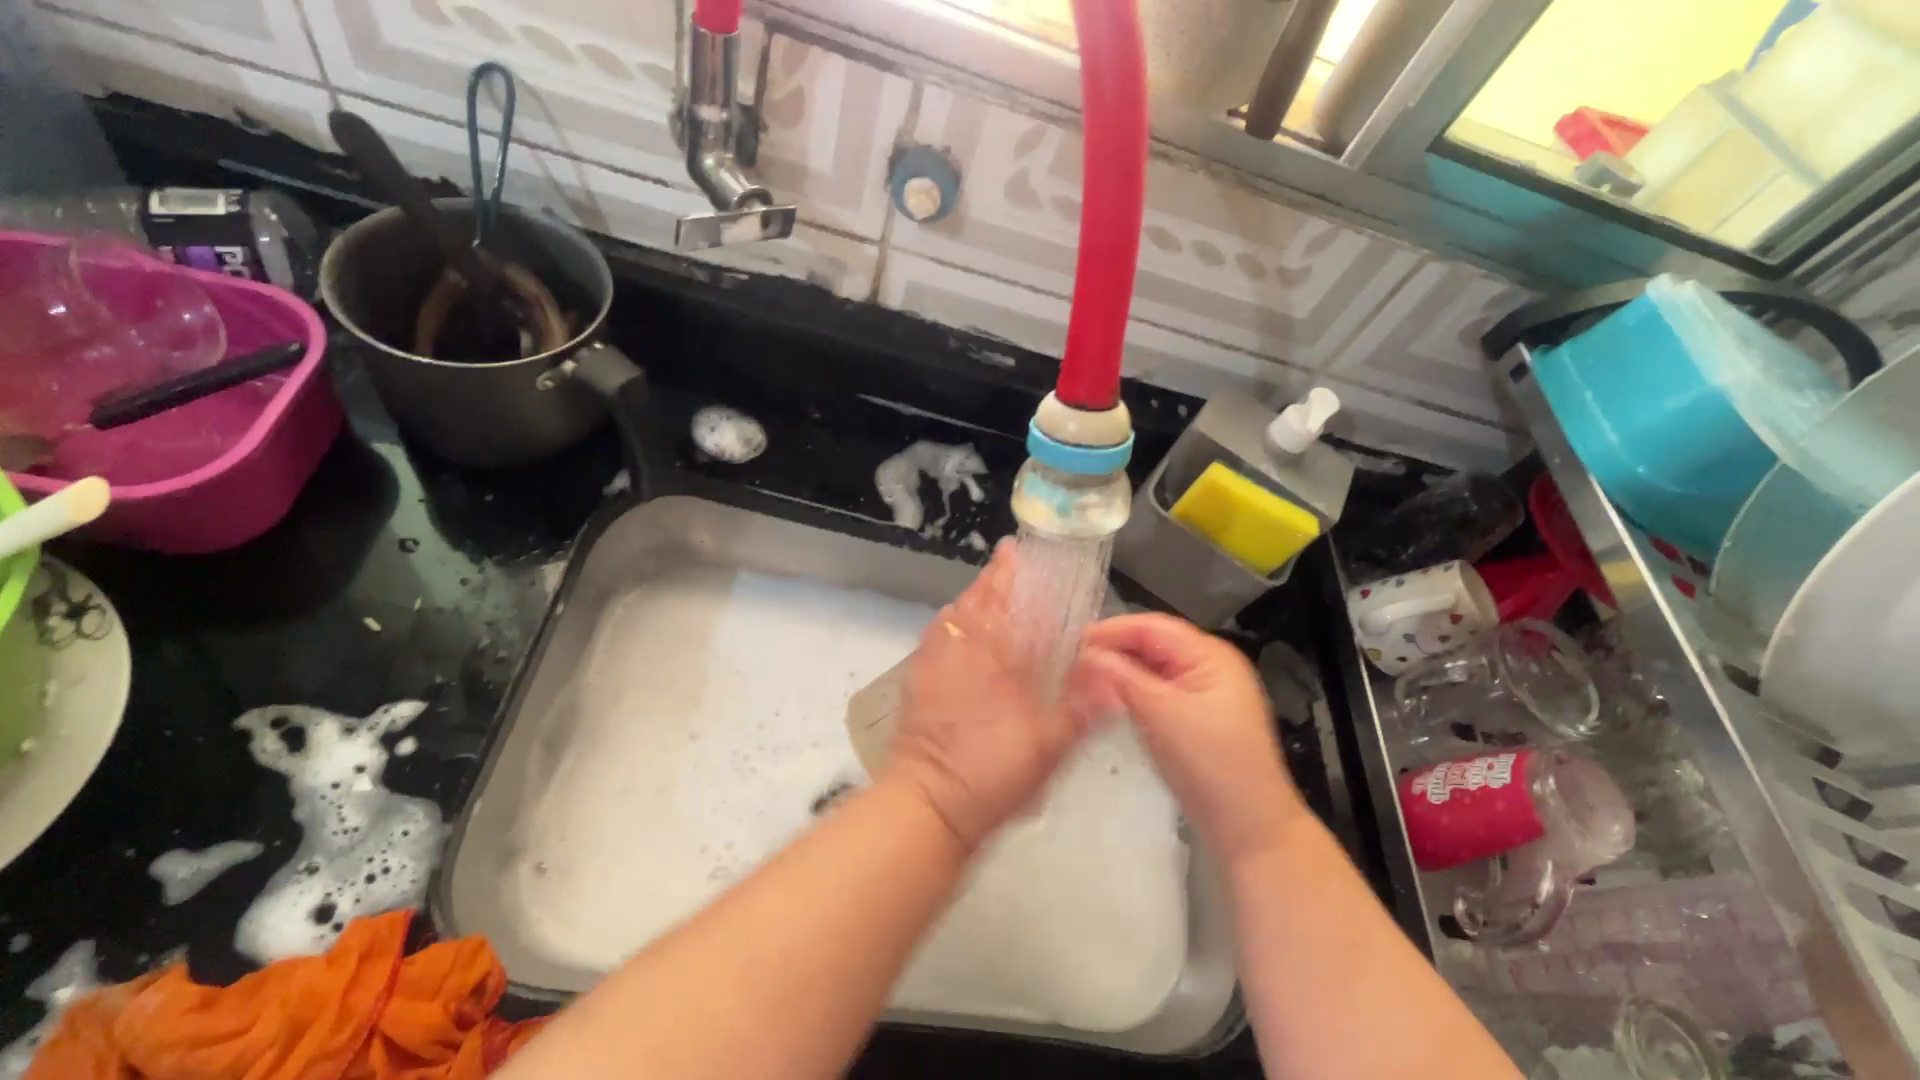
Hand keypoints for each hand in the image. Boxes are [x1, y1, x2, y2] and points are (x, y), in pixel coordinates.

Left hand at [888, 541, 1097, 850]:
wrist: (927, 807)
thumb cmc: (989, 772)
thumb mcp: (1049, 744)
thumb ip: (1083, 707)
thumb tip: (1115, 676)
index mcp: (988, 652)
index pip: (999, 597)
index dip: (1007, 572)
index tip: (1014, 549)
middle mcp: (954, 650)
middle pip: (971, 603)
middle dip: (990, 585)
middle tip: (1009, 571)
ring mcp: (929, 667)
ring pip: (951, 623)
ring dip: (971, 608)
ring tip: (992, 603)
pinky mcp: (916, 689)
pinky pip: (937, 645)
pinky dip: (954, 634)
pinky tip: (968, 648)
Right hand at [1076, 614, 1309, 865]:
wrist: (1250, 828)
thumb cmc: (1213, 766)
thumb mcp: (1163, 715)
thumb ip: (1123, 679)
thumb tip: (1085, 654)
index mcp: (1211, 654)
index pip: (1150, 626)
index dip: (1109, 632)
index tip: (1069, 647)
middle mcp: (1209, 666)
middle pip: (1150, 645)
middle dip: (1111, 652)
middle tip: (1068, 669)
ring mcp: (1203, 694)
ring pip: (1150, 670)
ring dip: (1118, 674)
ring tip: (1080, 685)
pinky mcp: (1194, 720)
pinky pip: (1155, 693)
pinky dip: (1130, 695)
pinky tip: (1106, 705)